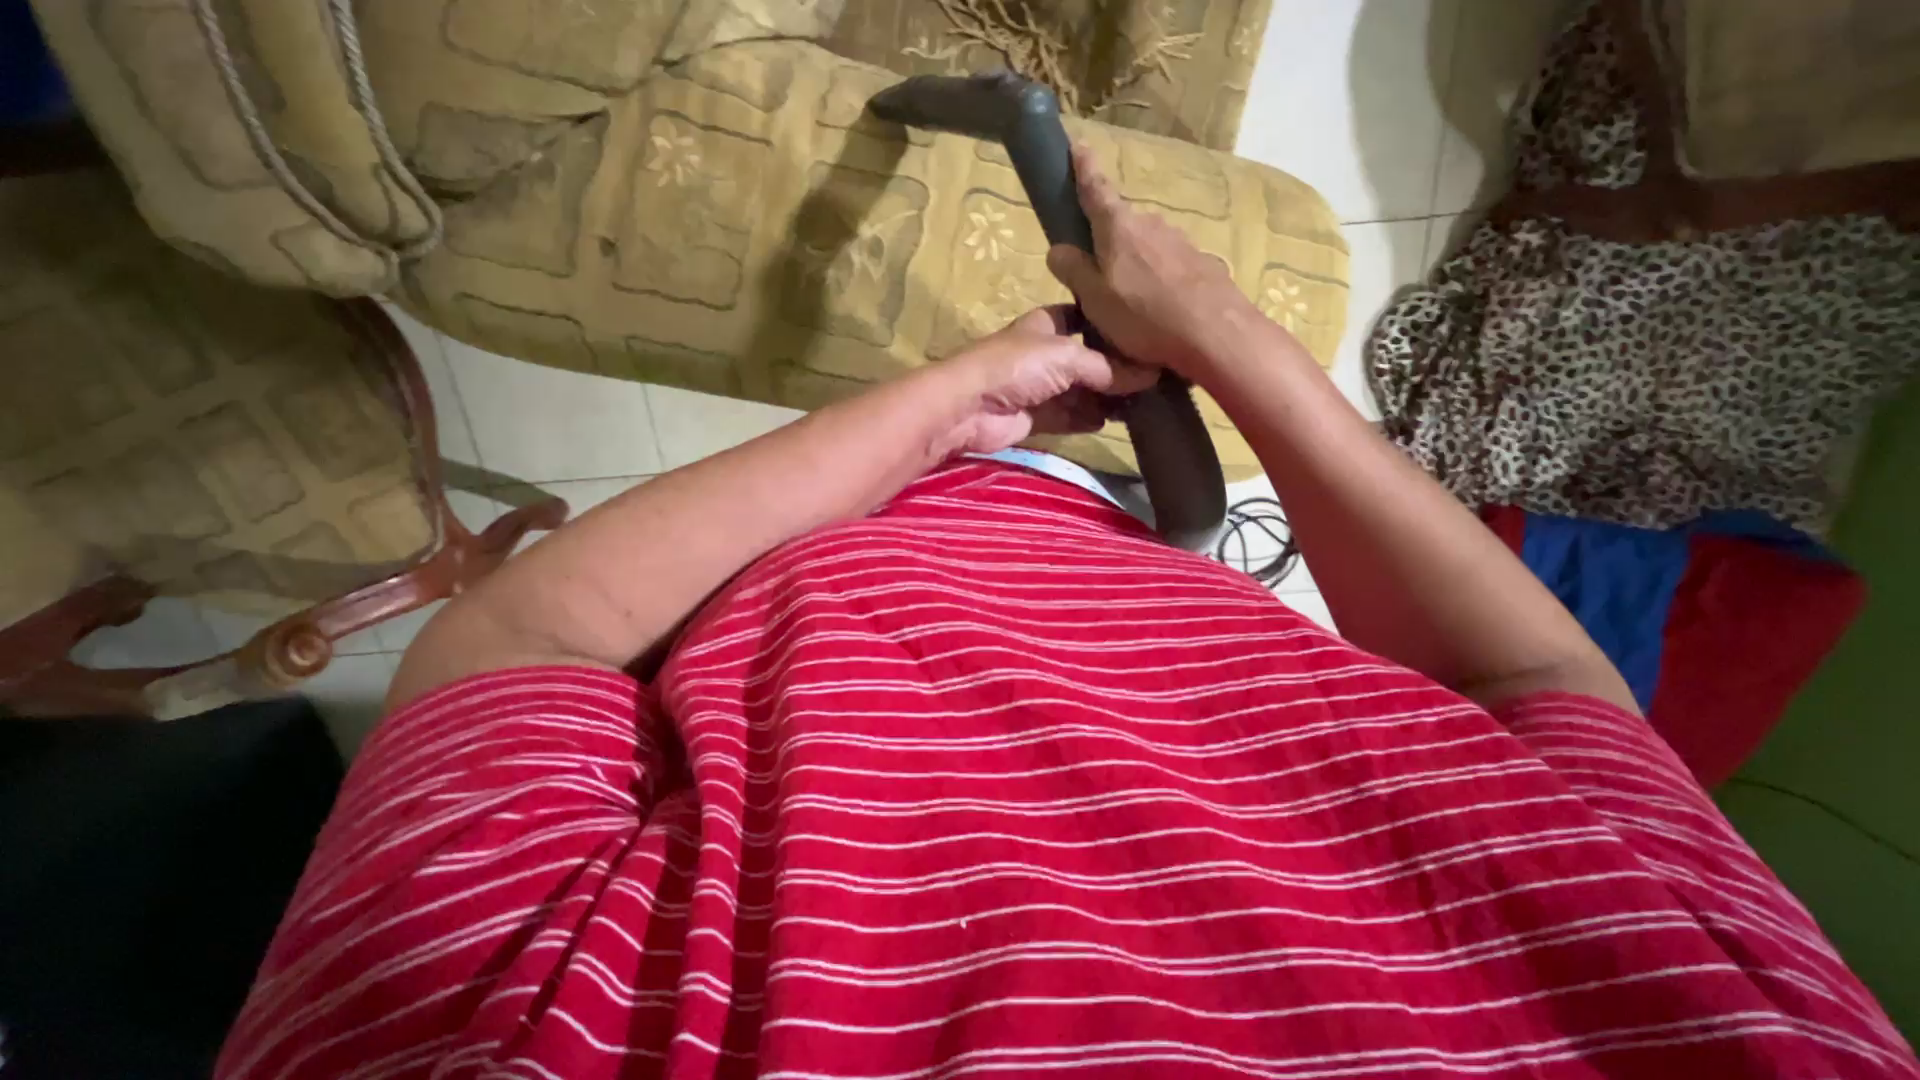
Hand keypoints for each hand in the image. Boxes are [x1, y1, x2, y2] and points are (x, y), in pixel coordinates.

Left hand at [930, 305, 1158, 455]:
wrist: (969, 407)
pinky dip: (1088, 418)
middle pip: (1085, 359)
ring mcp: (1037, 388)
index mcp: (1045, 325)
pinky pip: (1069, 417)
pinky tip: (1113, 421)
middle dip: (1114, 368)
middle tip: (1153, 377)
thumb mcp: (1068, 356)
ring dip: (1106, 398)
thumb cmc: (1016, 366)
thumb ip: (1109, 367)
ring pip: (1080, 391)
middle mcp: (1042, 353)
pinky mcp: (1034, 418)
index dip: (1106, 322)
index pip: (1081, 316)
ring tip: (1142, 403)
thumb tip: (1150, 375)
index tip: (1141, 331)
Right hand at [1045, 142, 1267, 379]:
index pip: (1096, 189)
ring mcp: (1181, 242)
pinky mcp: (1202, 265)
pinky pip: (1170, 267)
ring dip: (1135, 265)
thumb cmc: (1143, 316)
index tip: (1077, 146)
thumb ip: (1073, 271)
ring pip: (1147, 247)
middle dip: (1107, 240)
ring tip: (1130, 302)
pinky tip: (1160, 310)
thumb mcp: (1094, 299)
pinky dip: (1159, 281)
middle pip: (1121, 224)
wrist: (1215, 333)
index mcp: (1118, 228)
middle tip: (1096, 272)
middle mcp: (1151, 224)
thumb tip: (1057, 249)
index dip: (1084, 169)